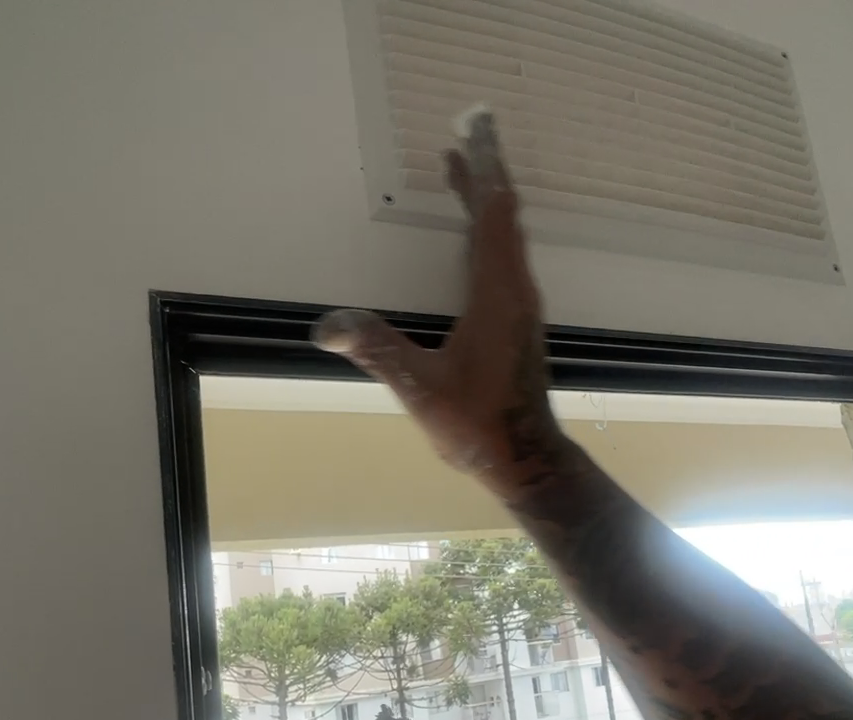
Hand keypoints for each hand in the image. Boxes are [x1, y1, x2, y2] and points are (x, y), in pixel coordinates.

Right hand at [312, 110, 562, 495]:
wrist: (526, 459)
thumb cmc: (478, 426)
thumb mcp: (421, 390)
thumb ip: (378, 353)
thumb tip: (326, 327)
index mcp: (497, 295)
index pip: (492, 214)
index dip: (481, 168)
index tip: (471, 127)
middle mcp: (517, 291)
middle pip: (504, 216)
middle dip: (484, 171)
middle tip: (467, 130)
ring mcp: (522, 307)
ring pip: (507, 238)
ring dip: (486, 201)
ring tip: (463, 170)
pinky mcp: (519, 323)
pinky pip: (506, 259)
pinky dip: (489, 232)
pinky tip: (474, 239)